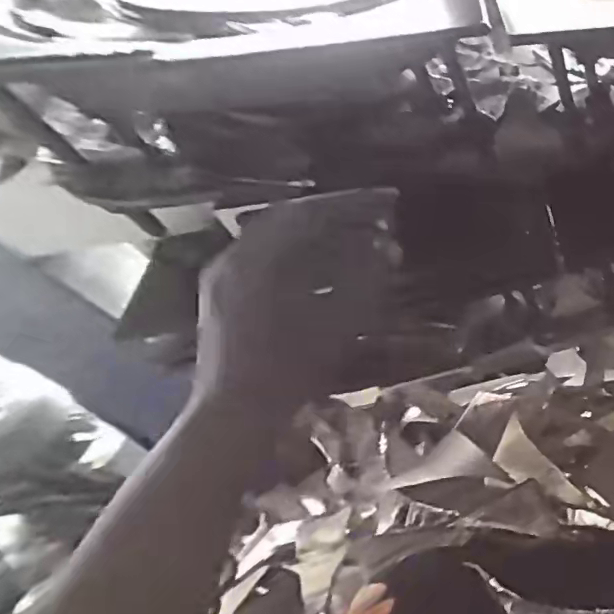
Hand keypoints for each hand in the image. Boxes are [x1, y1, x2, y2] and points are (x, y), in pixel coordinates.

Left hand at [194, 189, 401, 412]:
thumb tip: (389, 246)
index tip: (388, 200)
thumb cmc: (291, 367)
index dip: (354, 204)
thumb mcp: (338, 319)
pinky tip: (325, 264)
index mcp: (257, 257)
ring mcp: (224, 276)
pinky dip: (300, 253)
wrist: (236, 412)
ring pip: (277, 237)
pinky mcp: (224, 295)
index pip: (311, 212)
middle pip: (290, 219)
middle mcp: (234, 256)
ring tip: (356, 235)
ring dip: (318, 233)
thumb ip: (365, 277)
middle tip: (374, 214)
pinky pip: (266, 257)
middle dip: (336, 214)